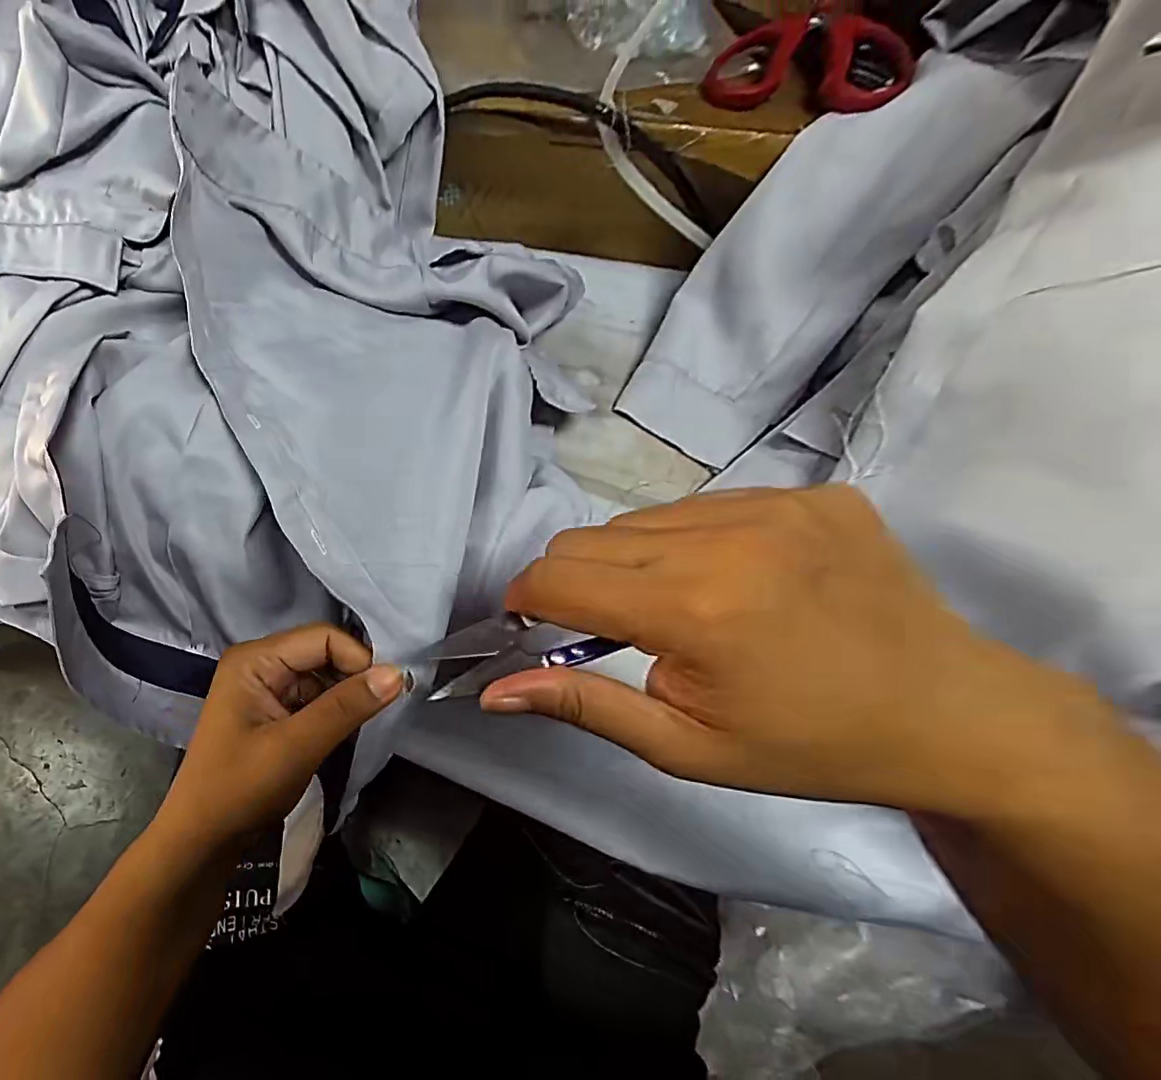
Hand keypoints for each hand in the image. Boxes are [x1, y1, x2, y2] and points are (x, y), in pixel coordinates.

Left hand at [154, 623, 403, 852]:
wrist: (202, 835)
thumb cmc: (241, 787)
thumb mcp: (296, 747)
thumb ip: (345, 707)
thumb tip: (397, 674)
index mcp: (254, 659)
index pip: (321, 637)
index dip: (359, 658)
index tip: (392, 690)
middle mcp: (258, 663)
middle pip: (321, 652)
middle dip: (355, 674)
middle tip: (390, 704)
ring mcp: (263, 687)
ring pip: (320, 675)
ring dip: (347, 694)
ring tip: (373, 719)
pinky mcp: (271, 711)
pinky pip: (312, 697)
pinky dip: (334, 710)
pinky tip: (351, 727)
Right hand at [482, 486, 1129, 819]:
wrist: (959, 718)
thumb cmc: (806, 745)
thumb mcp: (682, 746)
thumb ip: (579, 705)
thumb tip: (491, 692)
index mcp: (694, 610)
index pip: (554, 579)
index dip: (527, 604)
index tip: (539, 630)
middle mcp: (726, 541)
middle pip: (581, 542)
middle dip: (570, 584)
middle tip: (609, 627)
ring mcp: (773, 507)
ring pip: (631, 521)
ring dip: (624, 562)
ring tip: (673, 604)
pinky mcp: (806, 493)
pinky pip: (692, 506)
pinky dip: (680, 542)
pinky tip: (725, 579)